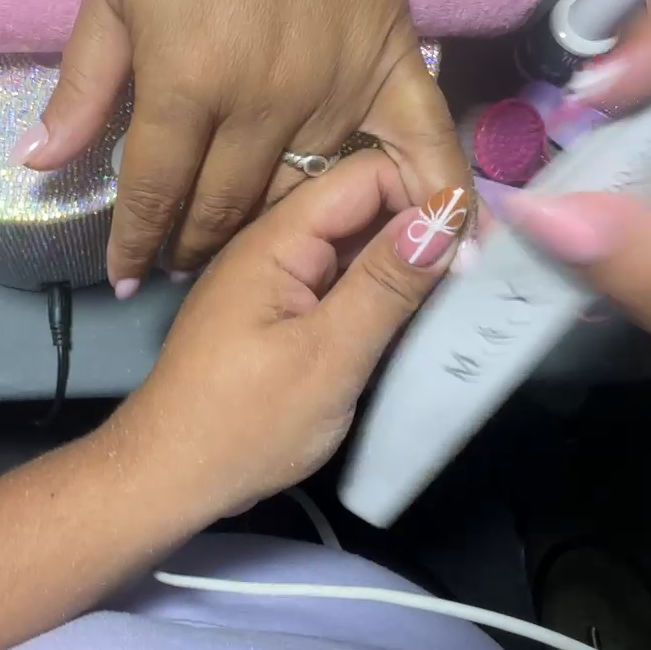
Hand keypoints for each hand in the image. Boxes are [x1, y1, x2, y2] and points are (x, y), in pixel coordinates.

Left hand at [19, 0, 466, 295]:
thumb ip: (81, 88)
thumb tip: (36, 166)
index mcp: (188, 79)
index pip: (154, 191)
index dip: (133, 242)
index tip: (124, 278)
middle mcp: (264, 101)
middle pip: (221, 207)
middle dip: (190, 246)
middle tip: (176, 263)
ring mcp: (334, 92)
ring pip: (294, 196)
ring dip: (262, 235)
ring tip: (241, 258)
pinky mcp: (390, 72)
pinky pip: (420, 150)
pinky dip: (429, 201)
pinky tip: (435, 248)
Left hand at [114, 151, 474, 509]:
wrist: (171, 474)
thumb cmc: (245, 422)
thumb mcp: (327, 355)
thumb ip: (386, 284)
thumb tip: (445, 216)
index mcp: (277, 238)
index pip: (365, 175)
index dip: (425, 196)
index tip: (474, 245)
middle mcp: (273, 245)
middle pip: (361, 208)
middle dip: (421, 231)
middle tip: (479, 276)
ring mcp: (273, 280)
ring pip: (353, 249)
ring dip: (403, 267)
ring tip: (456, 299)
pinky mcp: (278, 313)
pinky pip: (337, 285)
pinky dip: (376, 296)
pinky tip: (411, 321)